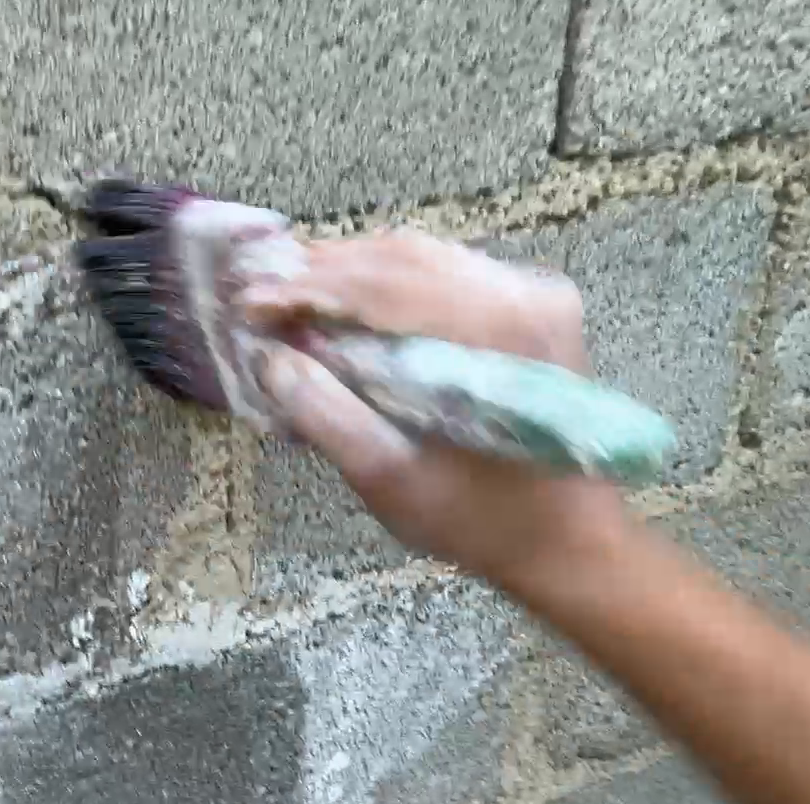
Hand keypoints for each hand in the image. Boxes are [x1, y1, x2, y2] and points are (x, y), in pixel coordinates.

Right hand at [242, 229, 632, 590]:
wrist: (565, 538)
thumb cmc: (474, 517)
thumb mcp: (385, 475)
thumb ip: (323, 412)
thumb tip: (268, 358)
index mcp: (493, 331)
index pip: (379, 285)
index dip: (302, 289)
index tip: (244, 303)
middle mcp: (520, 294)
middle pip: (397, 258)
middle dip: (316, 270)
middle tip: (251, 287)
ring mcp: (528, 295)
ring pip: (415, 258)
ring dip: (343, 270)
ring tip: (281, 287)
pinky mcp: (523, 308)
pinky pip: (437, 274)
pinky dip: (377, 281)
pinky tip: (337, 297)